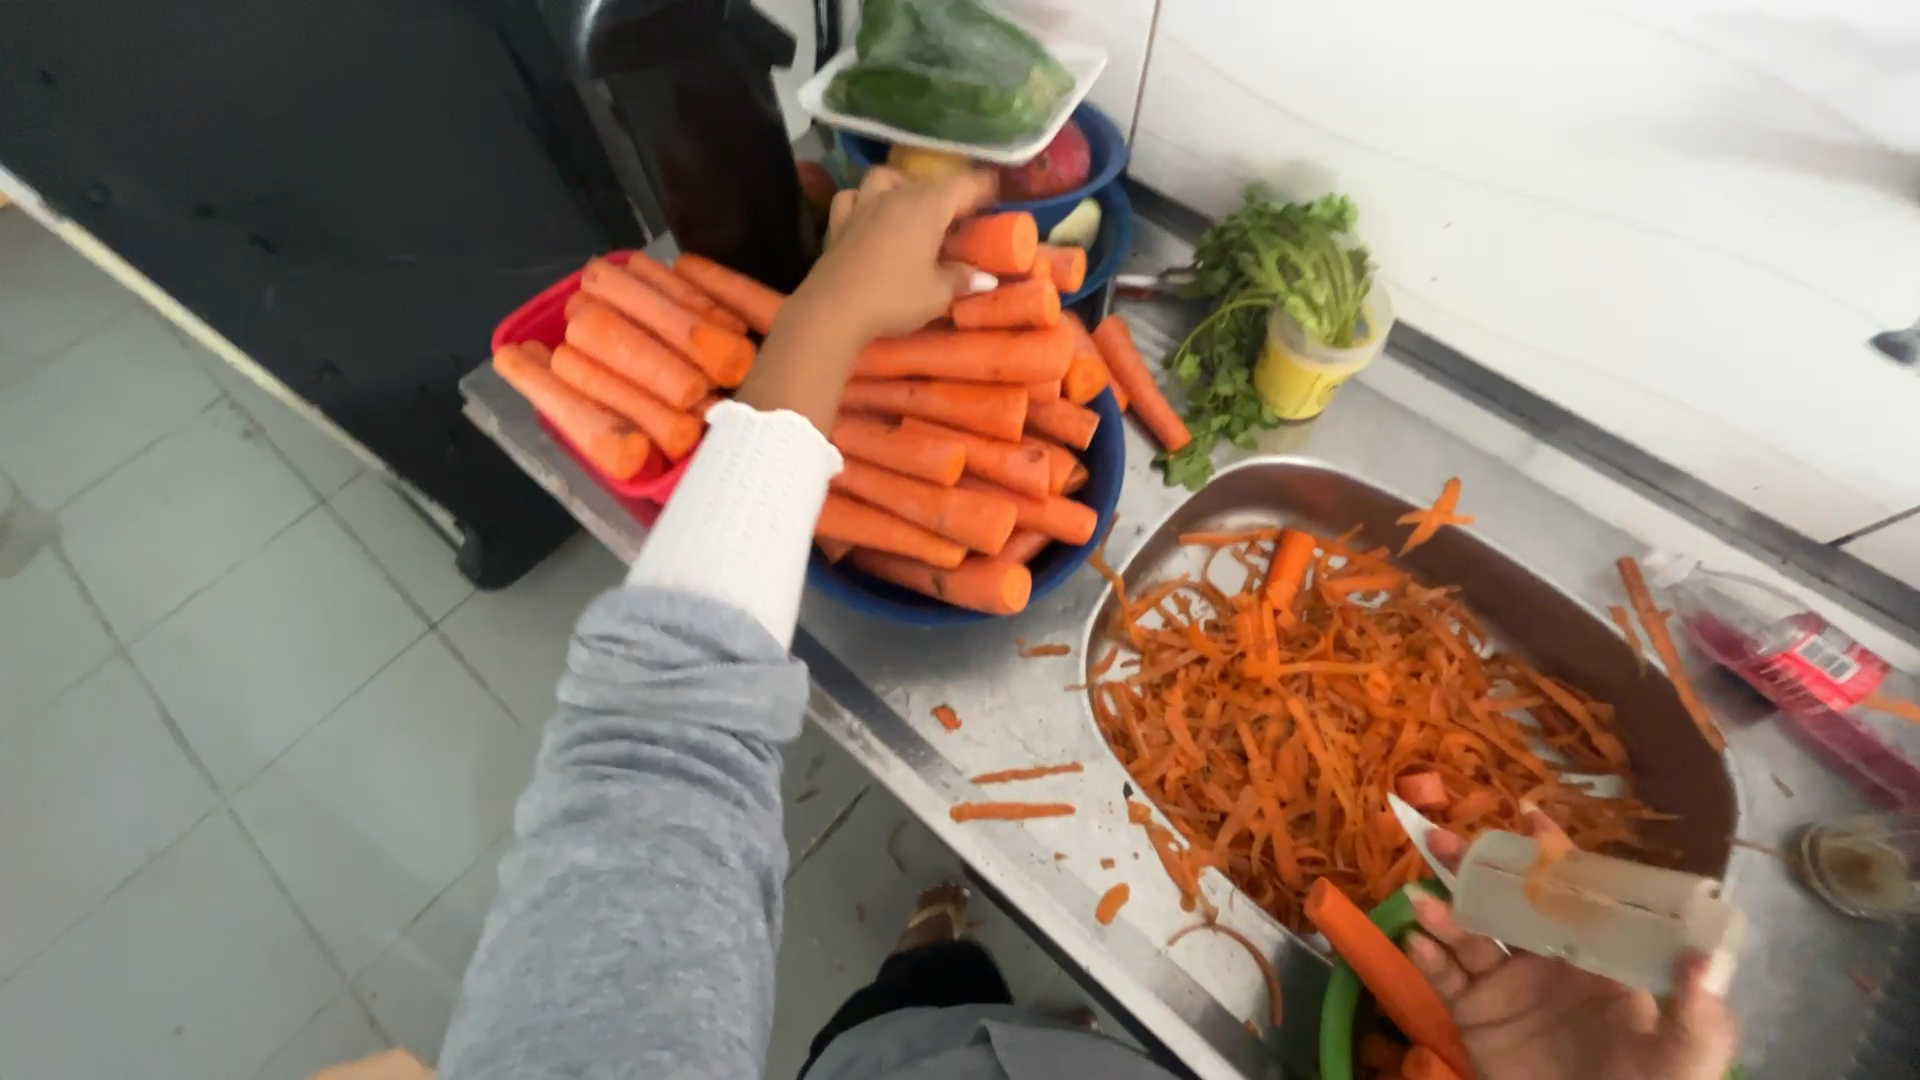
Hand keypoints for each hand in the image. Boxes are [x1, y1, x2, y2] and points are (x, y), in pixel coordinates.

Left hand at [793, 166, 996, 342]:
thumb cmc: (894, 298)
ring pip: (885, 178)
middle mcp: (895, 196)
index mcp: (926, 207)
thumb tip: (986, 278)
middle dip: (947, 195)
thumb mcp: (937, 294)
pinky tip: (869, 214)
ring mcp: (863, 206)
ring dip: (901, 185)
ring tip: (910, 205)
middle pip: (927, 183)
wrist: (834, 309)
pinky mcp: (838, 223)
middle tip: (958, 216)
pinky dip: (864, 201)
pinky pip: (853, 198)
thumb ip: (961, 280)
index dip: (983, 187)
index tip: (996, 194)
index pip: (963, 185)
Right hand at [1407, 813, 1736, 1079]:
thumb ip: (1697, 1016)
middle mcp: (1543, 960)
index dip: (1551, 857)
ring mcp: (1503, 984)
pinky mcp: (1472, 1010)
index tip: (1529, 816)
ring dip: (1441, 913)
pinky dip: (1426, 956)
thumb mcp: (1685, 1063)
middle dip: (1470, 868)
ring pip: (1464, 933)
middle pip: (1502, 901)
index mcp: (1593, 960)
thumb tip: (1700, 956)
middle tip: (1442, 840)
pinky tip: (1418, 944)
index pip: (1571, 896)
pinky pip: (1442, 975)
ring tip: (1423, 905)